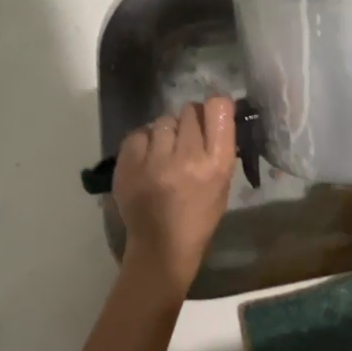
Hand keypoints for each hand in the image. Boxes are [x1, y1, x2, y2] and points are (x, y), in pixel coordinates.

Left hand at [113, 98, 235, 302]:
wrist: (161, 246)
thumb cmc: (200, 215)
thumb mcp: (223, 181)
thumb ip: (220, 146)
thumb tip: (215, 113)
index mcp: (217, 163)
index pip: (219, 109)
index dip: (216, 104)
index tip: (213, 110)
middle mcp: (187, 157)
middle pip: (189, 111)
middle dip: (190, 120)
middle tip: (187, 138)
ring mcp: (154, 162)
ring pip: (163, 121)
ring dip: (166, 131)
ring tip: (165, 151)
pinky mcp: (128, 167)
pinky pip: (138, 134)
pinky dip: (144, 141)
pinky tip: (148, 157)